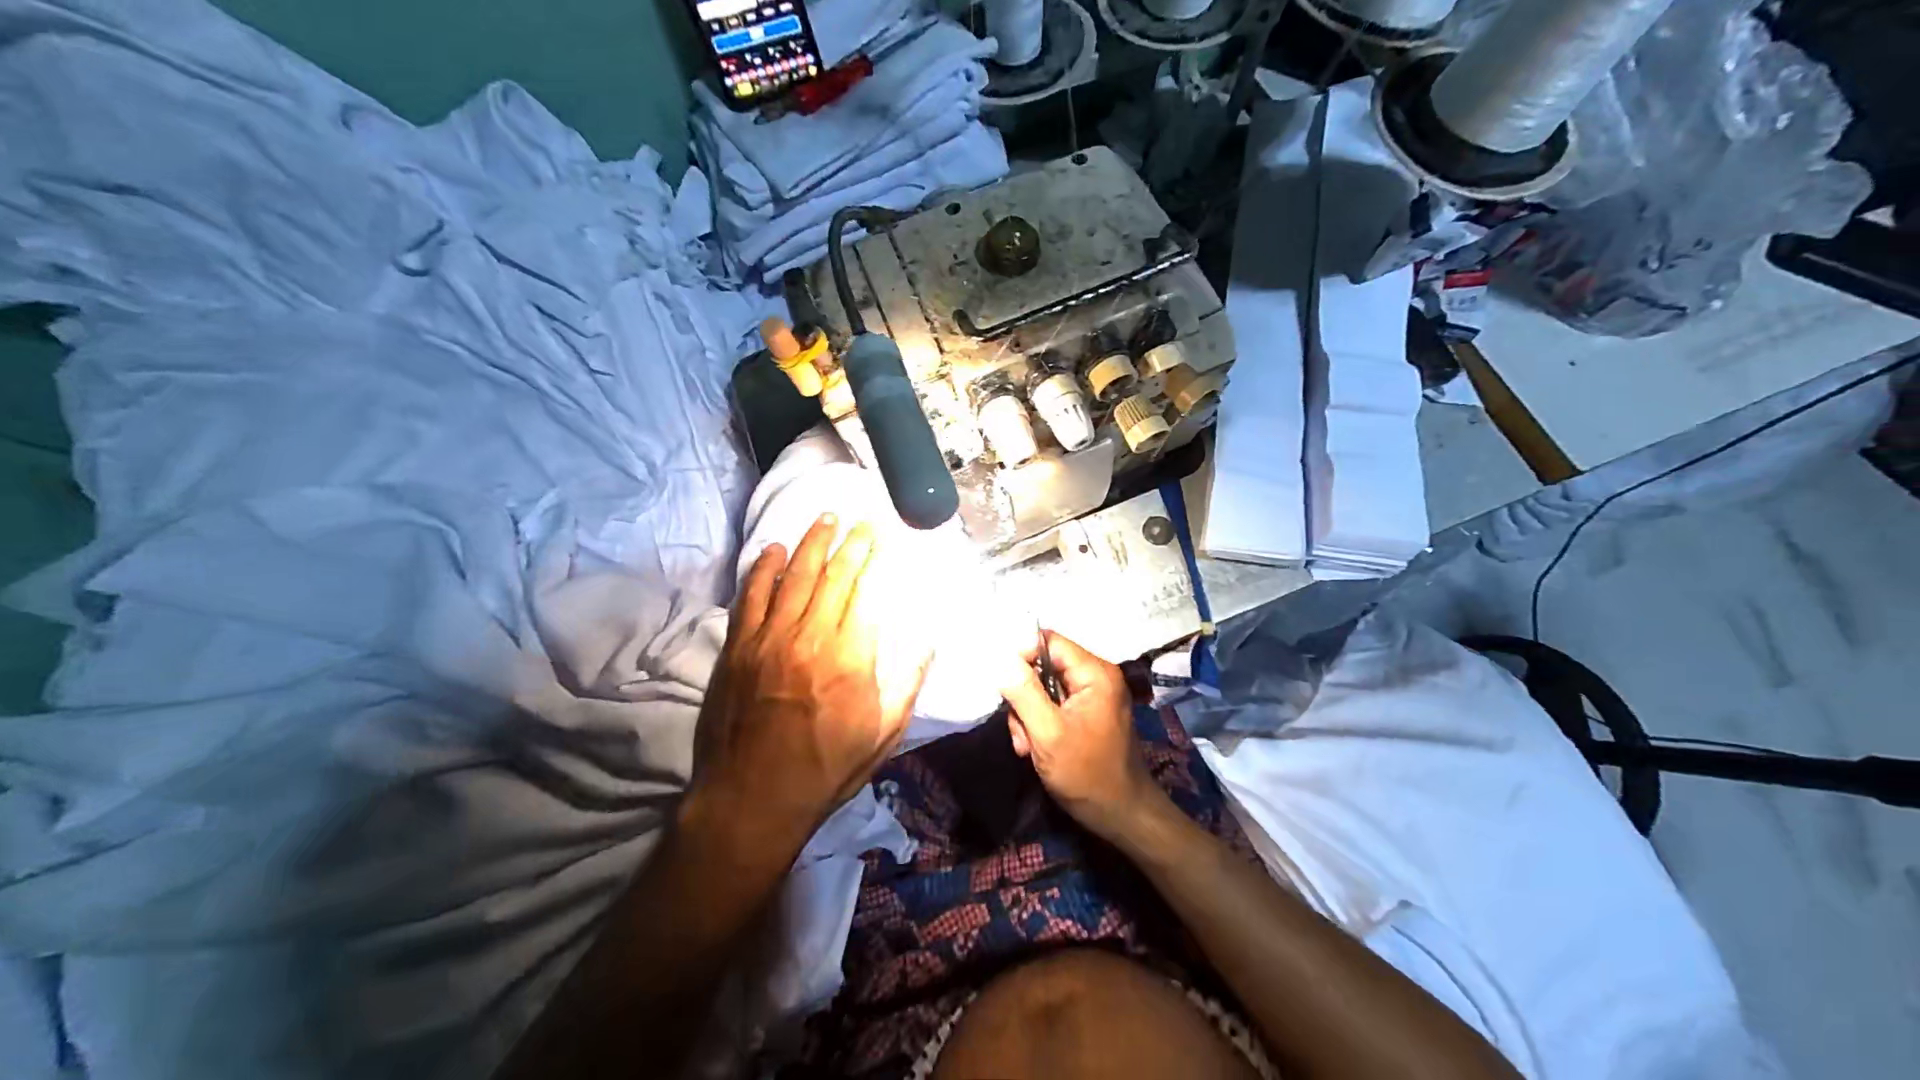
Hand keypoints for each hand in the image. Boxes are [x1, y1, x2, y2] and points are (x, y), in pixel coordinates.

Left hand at [688, 515, 931, 845]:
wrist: (752, 799)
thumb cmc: (826, 771)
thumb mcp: (883, 737)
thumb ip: (906, 684)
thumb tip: (925, 641)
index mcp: (850, 659)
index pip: (865, 592)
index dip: (874, 559)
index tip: (881, 537)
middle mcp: (810, 638)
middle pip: (832, 576)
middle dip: (849, 543)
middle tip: (860, 522)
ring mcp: (768, 640)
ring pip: (792, 577)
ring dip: (810, 544)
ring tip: (824, 520)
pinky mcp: (737, 649)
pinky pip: (751, 597)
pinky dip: (762, 570)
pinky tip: (772, 550)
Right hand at [997, 630, 1163, 842]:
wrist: (1120, 816)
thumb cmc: (1086, 774)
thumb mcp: (1048, 733)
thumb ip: (1024, 692)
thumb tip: (1001, 658)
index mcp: (1095, 673)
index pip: (1048, 641)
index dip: (1021, 656)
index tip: (1002, 683)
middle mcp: (1096, 677)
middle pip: (1043, 666)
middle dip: (1023, 696)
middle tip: (1020, 729)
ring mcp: (1091, 697)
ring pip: (1043, 689)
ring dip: (1028, 716)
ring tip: (1027, 746)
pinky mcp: (1085, 715)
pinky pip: (1052, 706)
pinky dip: (1039, 725)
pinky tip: (1035, 749)